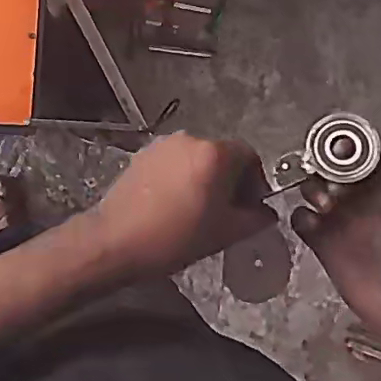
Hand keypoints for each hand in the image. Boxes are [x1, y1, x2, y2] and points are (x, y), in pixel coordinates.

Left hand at [87, 132, 276, 281]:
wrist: (116, 240)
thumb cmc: (175, 236)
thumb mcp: (225, 233)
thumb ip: (255, 218)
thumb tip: (265, 212)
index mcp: (213, 153)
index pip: (249, 156)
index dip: (256, 182)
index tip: (251, 207)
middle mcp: (188, 140)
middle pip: (221, 155)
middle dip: (229, 181)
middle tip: (227, 212)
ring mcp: (161, 146)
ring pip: (195, 159)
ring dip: (204, 179)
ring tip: (198, 211)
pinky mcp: (141, 156)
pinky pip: (172, 163)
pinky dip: (180, 178)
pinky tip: (173, 205)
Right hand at [292, 144, 380, 352]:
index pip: (367, 157)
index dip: (353, 147)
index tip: (340, 144)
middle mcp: (365, 201)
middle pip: (335, 169)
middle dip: (324, 164)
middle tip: (322, 170)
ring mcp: (343, 223)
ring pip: (315, 191)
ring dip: (312, 188)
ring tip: (323, 203)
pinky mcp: (324, 246)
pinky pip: (302, 221)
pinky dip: (300, 216)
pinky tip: (311, 223)